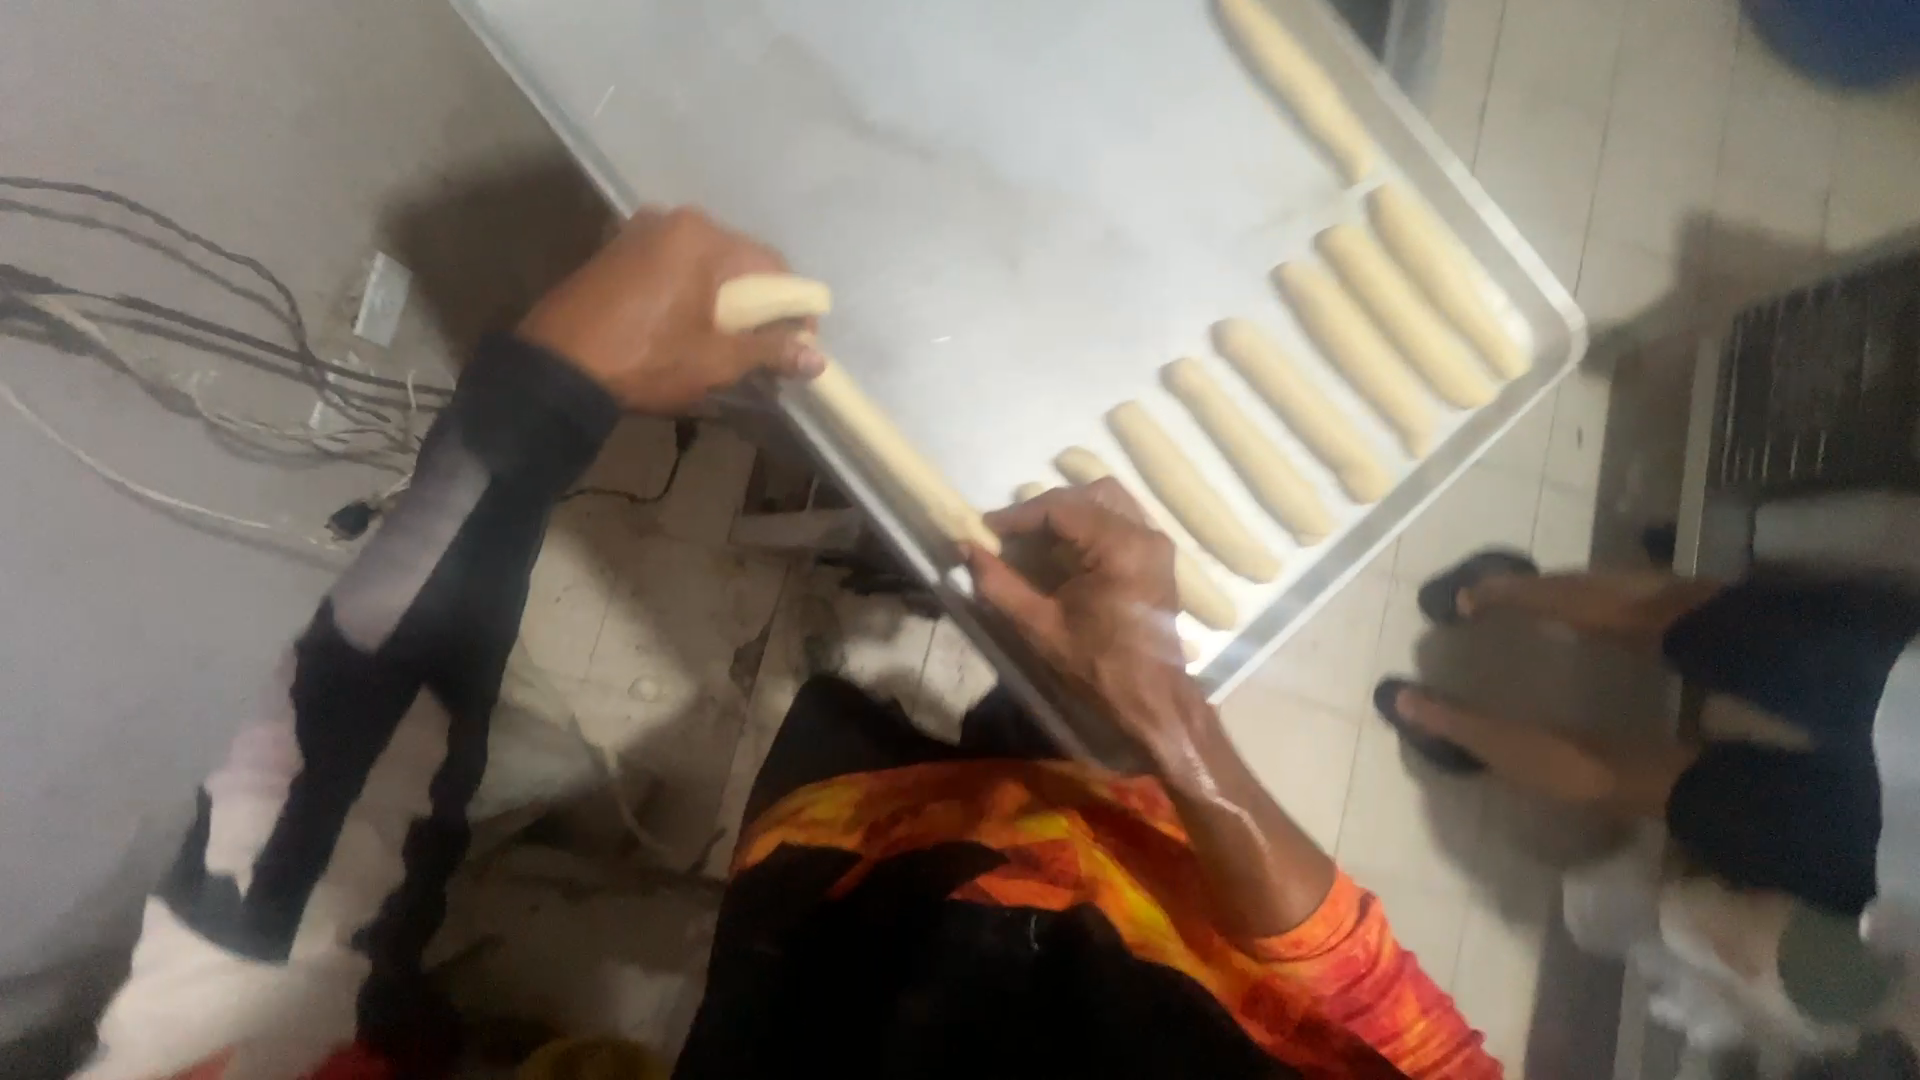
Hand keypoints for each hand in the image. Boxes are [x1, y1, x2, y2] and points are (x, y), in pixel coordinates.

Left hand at [517, 207, 825, 412]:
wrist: (557, 368)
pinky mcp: (617, 251)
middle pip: (739, 262)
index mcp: (703, 237)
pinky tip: (694, 327)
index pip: (773, 267)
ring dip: (727, 300)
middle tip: (765, 348)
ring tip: (730, 342)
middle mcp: (674, 220)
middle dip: (760, 305)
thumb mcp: (716, 360)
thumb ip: (770, 352)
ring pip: (707, 265)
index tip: (799, 346)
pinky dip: (695, 294)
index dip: (795, 308)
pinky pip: (676, 267)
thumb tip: (818, 359)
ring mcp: (640, 231)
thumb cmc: (647, 359)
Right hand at [963, 481, 1208, 762]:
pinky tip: (1064, 548)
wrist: (1151, 698)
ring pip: (1105, 499)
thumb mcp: (1039, 626)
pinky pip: (1119, 517)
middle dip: (1042, 511)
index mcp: (1119, 548)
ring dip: (1067, 512)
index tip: (986, 529)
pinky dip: (1088, 521)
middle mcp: (1143, 533)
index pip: (1061, 507)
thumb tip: (965, 548)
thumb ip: (999, 583)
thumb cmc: (1096, 666)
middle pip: (1084, 496)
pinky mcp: (1156, 553)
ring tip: (1035, 539)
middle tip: (1009, 536)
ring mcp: (1155, 541)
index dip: (1018, 515)